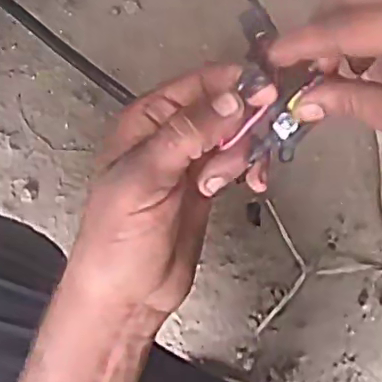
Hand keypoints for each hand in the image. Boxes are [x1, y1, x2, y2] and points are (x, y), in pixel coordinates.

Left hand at [60, 65, 277, 327]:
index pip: (199, 83)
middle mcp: (171, 133)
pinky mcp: (209, 182)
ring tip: (219, 182)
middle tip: (237, 154)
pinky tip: (250, 182)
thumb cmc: (114, 238)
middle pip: (225, 106)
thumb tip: (230, 98)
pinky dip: (251, 167)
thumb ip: (187, 134)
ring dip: (244, 152)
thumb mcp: (146, 178)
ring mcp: (192, 158)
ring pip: (237, 133)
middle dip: (241, 126)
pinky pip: (240, 160)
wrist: (125, 297)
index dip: (234, 84)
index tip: (266, 91)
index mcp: (147, 119)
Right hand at [267, 0, 381, 166]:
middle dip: (317, 29)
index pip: (341, 27)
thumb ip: (354, 102)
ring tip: (338, 73)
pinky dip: (360, 24)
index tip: (268, 60)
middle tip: (311, 74)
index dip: (300, 44)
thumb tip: (303, 102)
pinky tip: (369, 63)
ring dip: (337, 26)